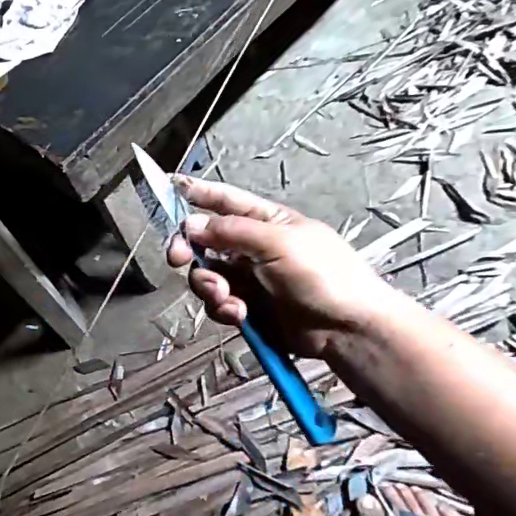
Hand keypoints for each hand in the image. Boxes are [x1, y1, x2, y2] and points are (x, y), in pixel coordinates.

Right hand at [164, 177, 399, 357]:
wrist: (346, 329)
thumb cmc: (325, 275)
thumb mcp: (279, 243)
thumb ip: (232, 231)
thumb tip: (192, 225)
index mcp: (265, 221)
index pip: (225, 200)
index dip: (197, 193)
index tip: (170, 187)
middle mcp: (252, 247)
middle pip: (204, 241)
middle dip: (188, 249)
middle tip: (179, 257)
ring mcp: (249, 279)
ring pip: (206, 276)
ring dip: (208, 286)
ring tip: (227, 296)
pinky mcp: (247, 308)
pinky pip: (219, 304)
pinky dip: (223, 308)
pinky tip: (240, 314)